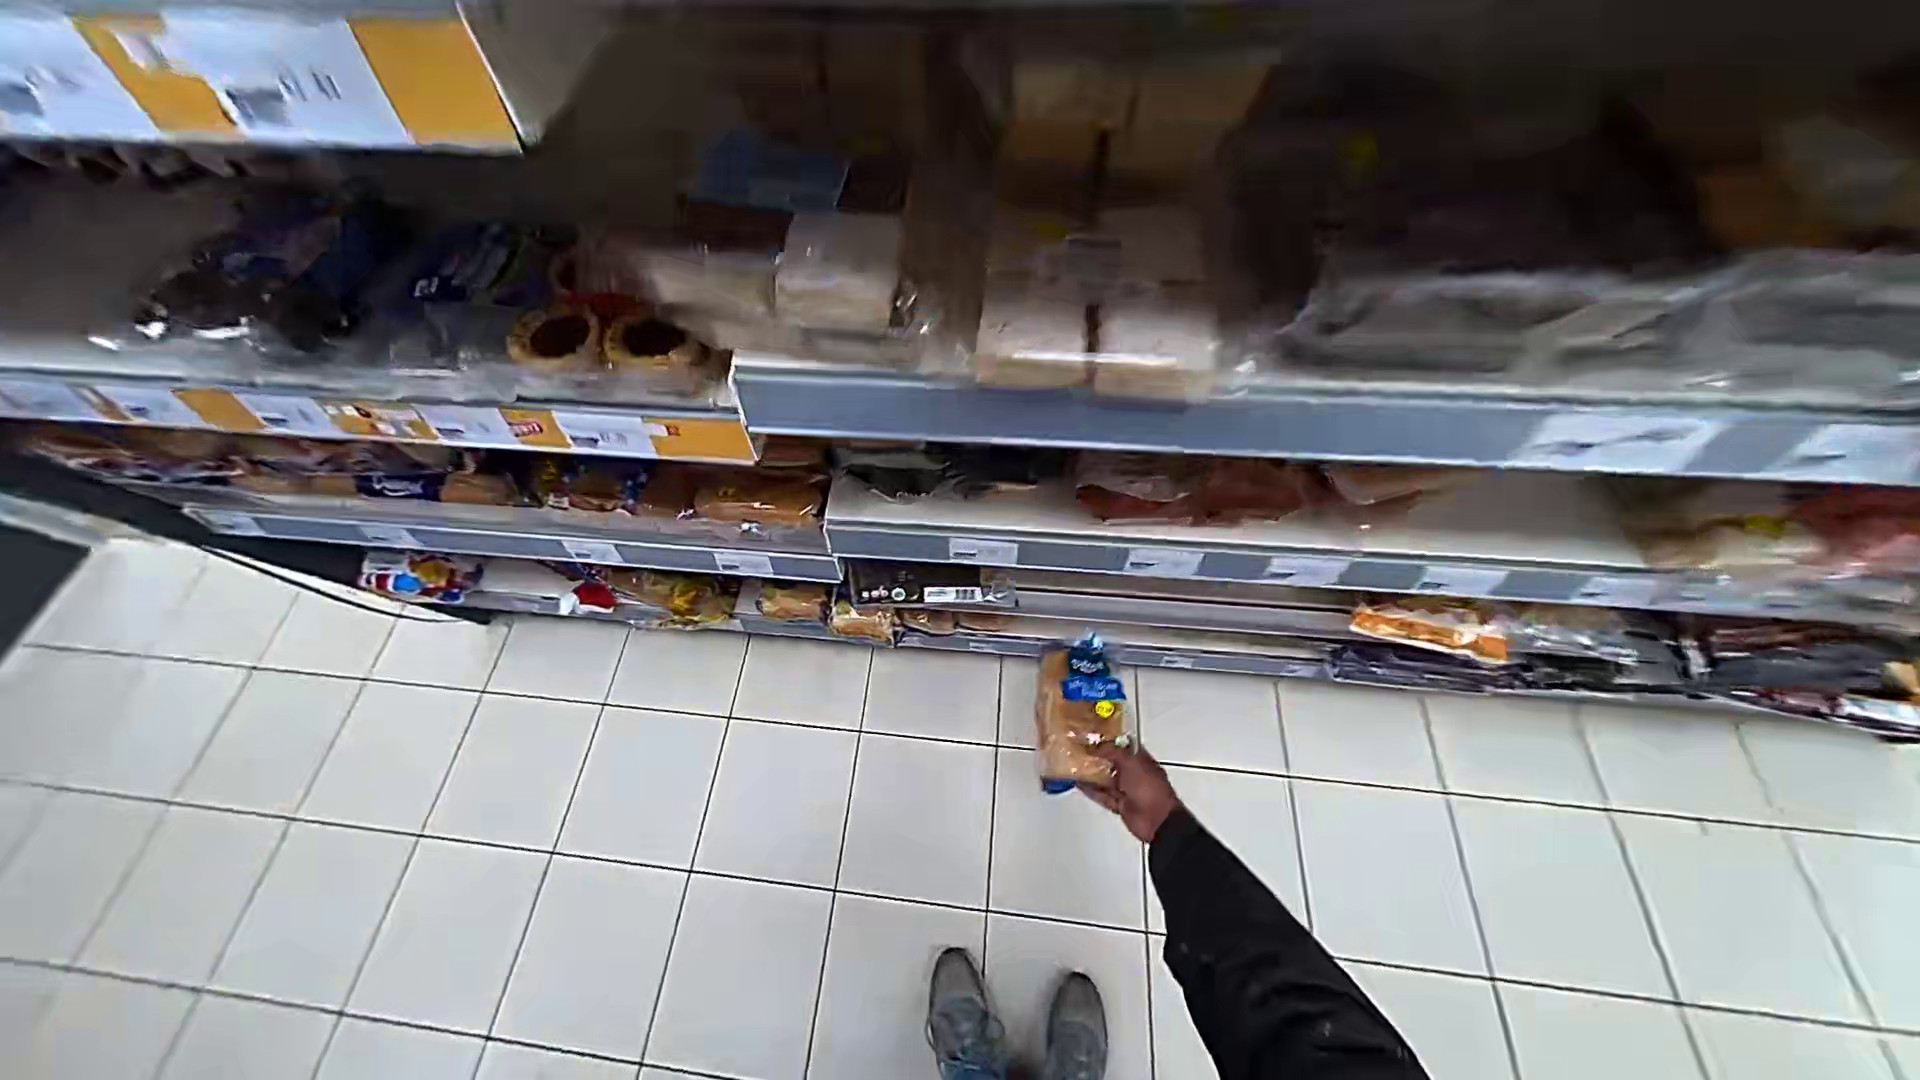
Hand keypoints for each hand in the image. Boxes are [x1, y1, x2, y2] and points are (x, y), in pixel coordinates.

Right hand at [1080, 743, 1180, 842]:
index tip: (1091, 735)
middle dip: (1096, 756)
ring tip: (1073, 765)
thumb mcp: (1131, 762)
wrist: (1157, 820)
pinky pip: (1103, 795)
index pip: (1123, 746)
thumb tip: (1094, 746)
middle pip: (1112, 762)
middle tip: (1077, 749)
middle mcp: (1134, 773)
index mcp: (1141, 760)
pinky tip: (1077, 784)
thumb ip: (1112, 752)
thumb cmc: (1149, 786)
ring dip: (1091, 773)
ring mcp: (1127, 790)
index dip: (1108, 739)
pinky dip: (1091, 790)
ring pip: (1105, 779)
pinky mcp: (1120, 805)